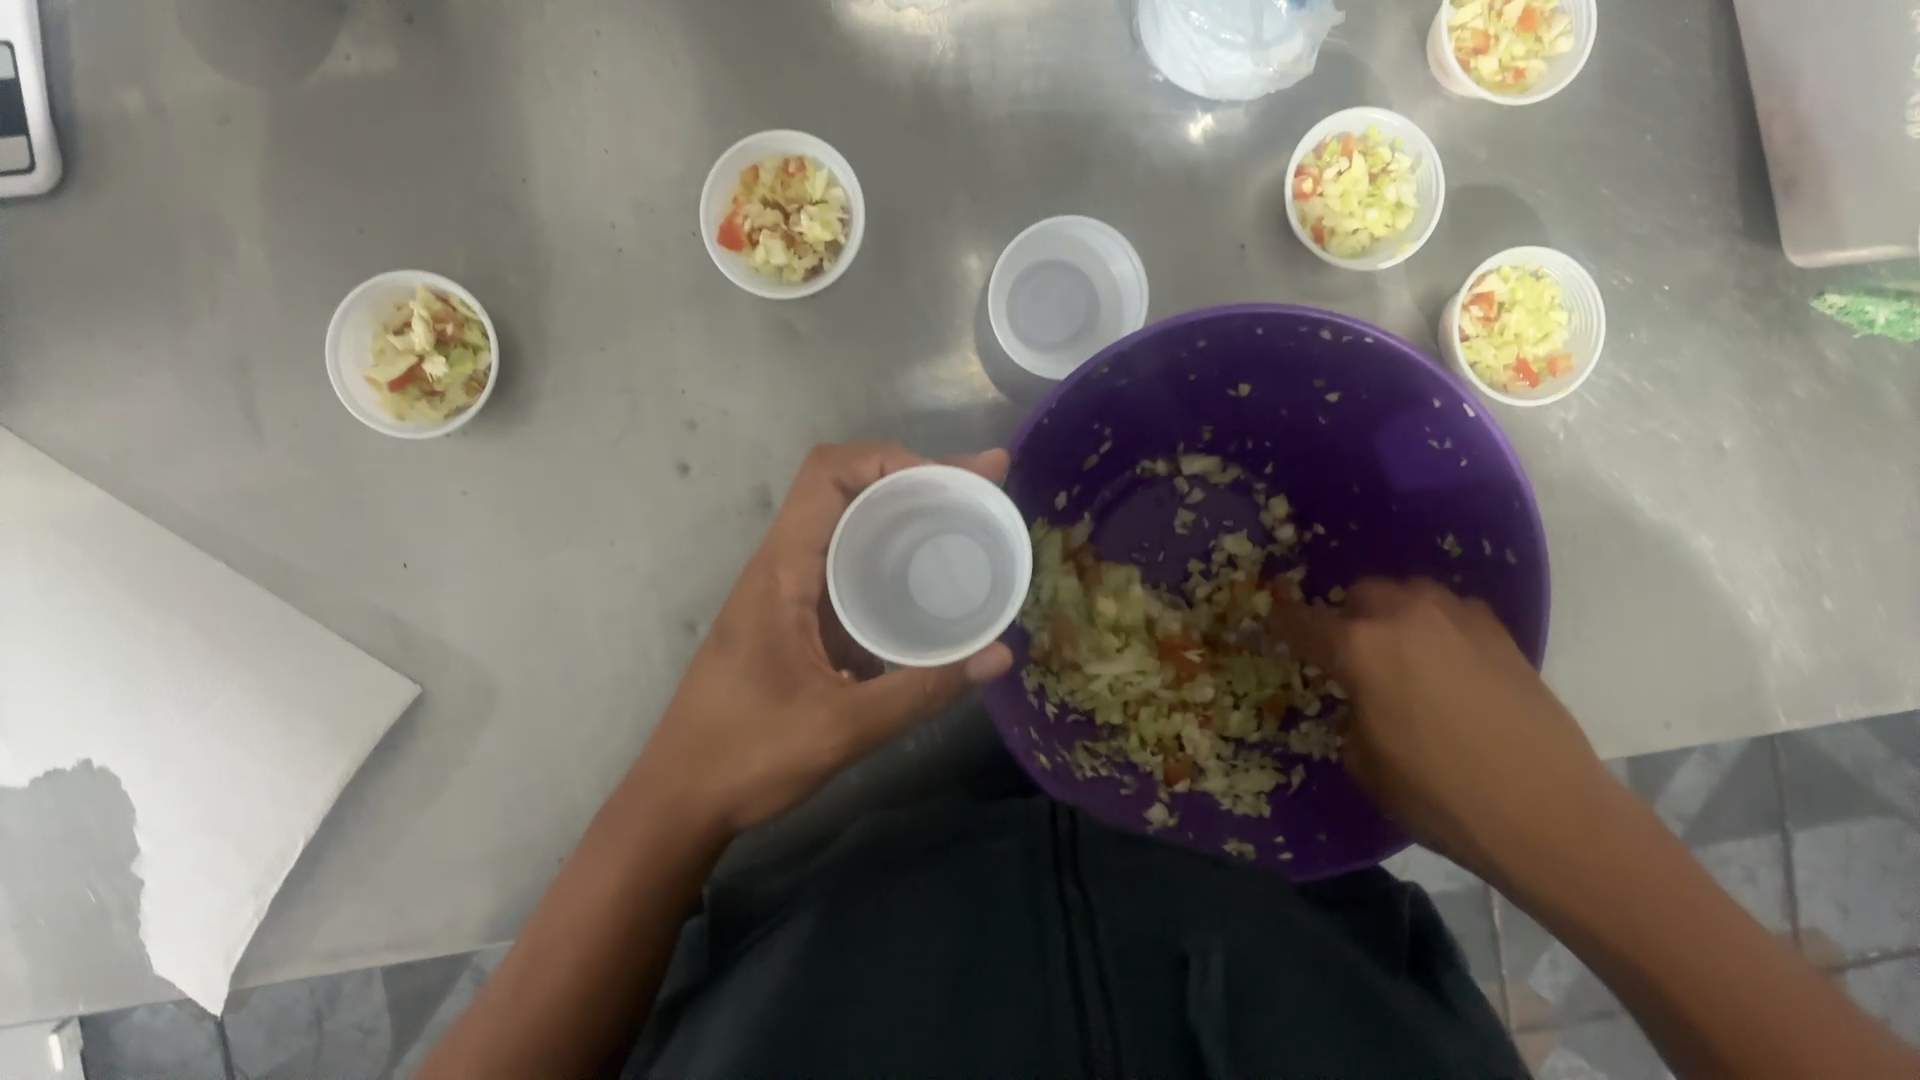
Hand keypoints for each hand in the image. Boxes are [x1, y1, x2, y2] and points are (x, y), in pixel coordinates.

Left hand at [639, 442, 1015, 835]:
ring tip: (971, 527)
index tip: (952, 484)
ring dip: (906, 519)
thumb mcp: (843, 728)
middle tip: (985, 492)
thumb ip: (923, 691)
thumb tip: (1001, 655)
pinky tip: (934, 588)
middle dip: (917, 482)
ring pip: (849, 529)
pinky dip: (893, 562)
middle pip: (848, 490)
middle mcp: (783, 567)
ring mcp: (788, 594)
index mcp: (781, 572)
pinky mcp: (796, 621)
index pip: (829, 474)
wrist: (680, 799)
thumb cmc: (746, 756)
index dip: (891, 460)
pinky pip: (848, 571)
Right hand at [1270, 578, 1620, 879]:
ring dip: (1394, 613)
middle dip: (1347, 616)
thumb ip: (1352, 717)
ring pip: (1410, 593)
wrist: (1547, 810)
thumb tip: (1364, 704)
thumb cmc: (1439, 795)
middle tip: (1348, 652)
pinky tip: (1447, 661)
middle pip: (1361, 593)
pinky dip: (1438, 626)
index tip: (1274, 621)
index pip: (1304, 621)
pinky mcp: (1502, 634)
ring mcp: (1458, 619)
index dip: (1284, 621)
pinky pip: (1453, 611)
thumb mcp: (1365, 765)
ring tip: (1400, 650)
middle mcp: (1405, 617)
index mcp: (1358, 649)